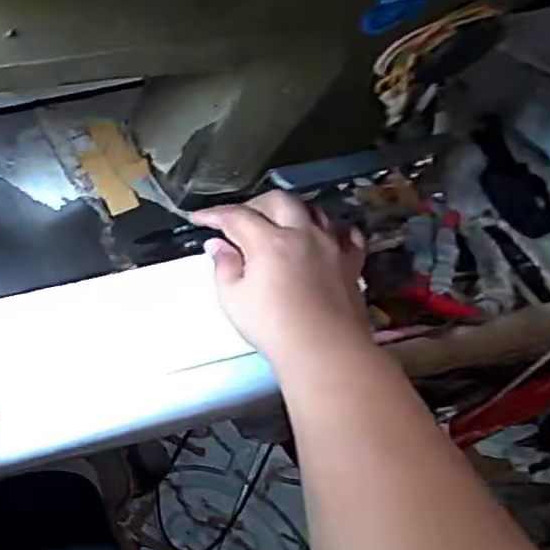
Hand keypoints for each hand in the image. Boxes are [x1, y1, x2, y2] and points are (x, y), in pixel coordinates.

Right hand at [189, 190, 371, 363]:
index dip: (214, 214)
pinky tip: (320, 236)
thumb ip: (224, 266)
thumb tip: (217, 245)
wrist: (324, 349)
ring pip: (313, 209)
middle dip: (254, 205)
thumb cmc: (271, 326)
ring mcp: (332, 245)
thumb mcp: (232, 298)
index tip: (198, 218)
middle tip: (238, 221)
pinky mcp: (351, 260)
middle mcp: (303, 234)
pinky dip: (328, 228)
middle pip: (278, 201)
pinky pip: (344, 231)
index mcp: (270, 242)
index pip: (236, 217)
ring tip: (276, 225)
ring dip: (290, 211)